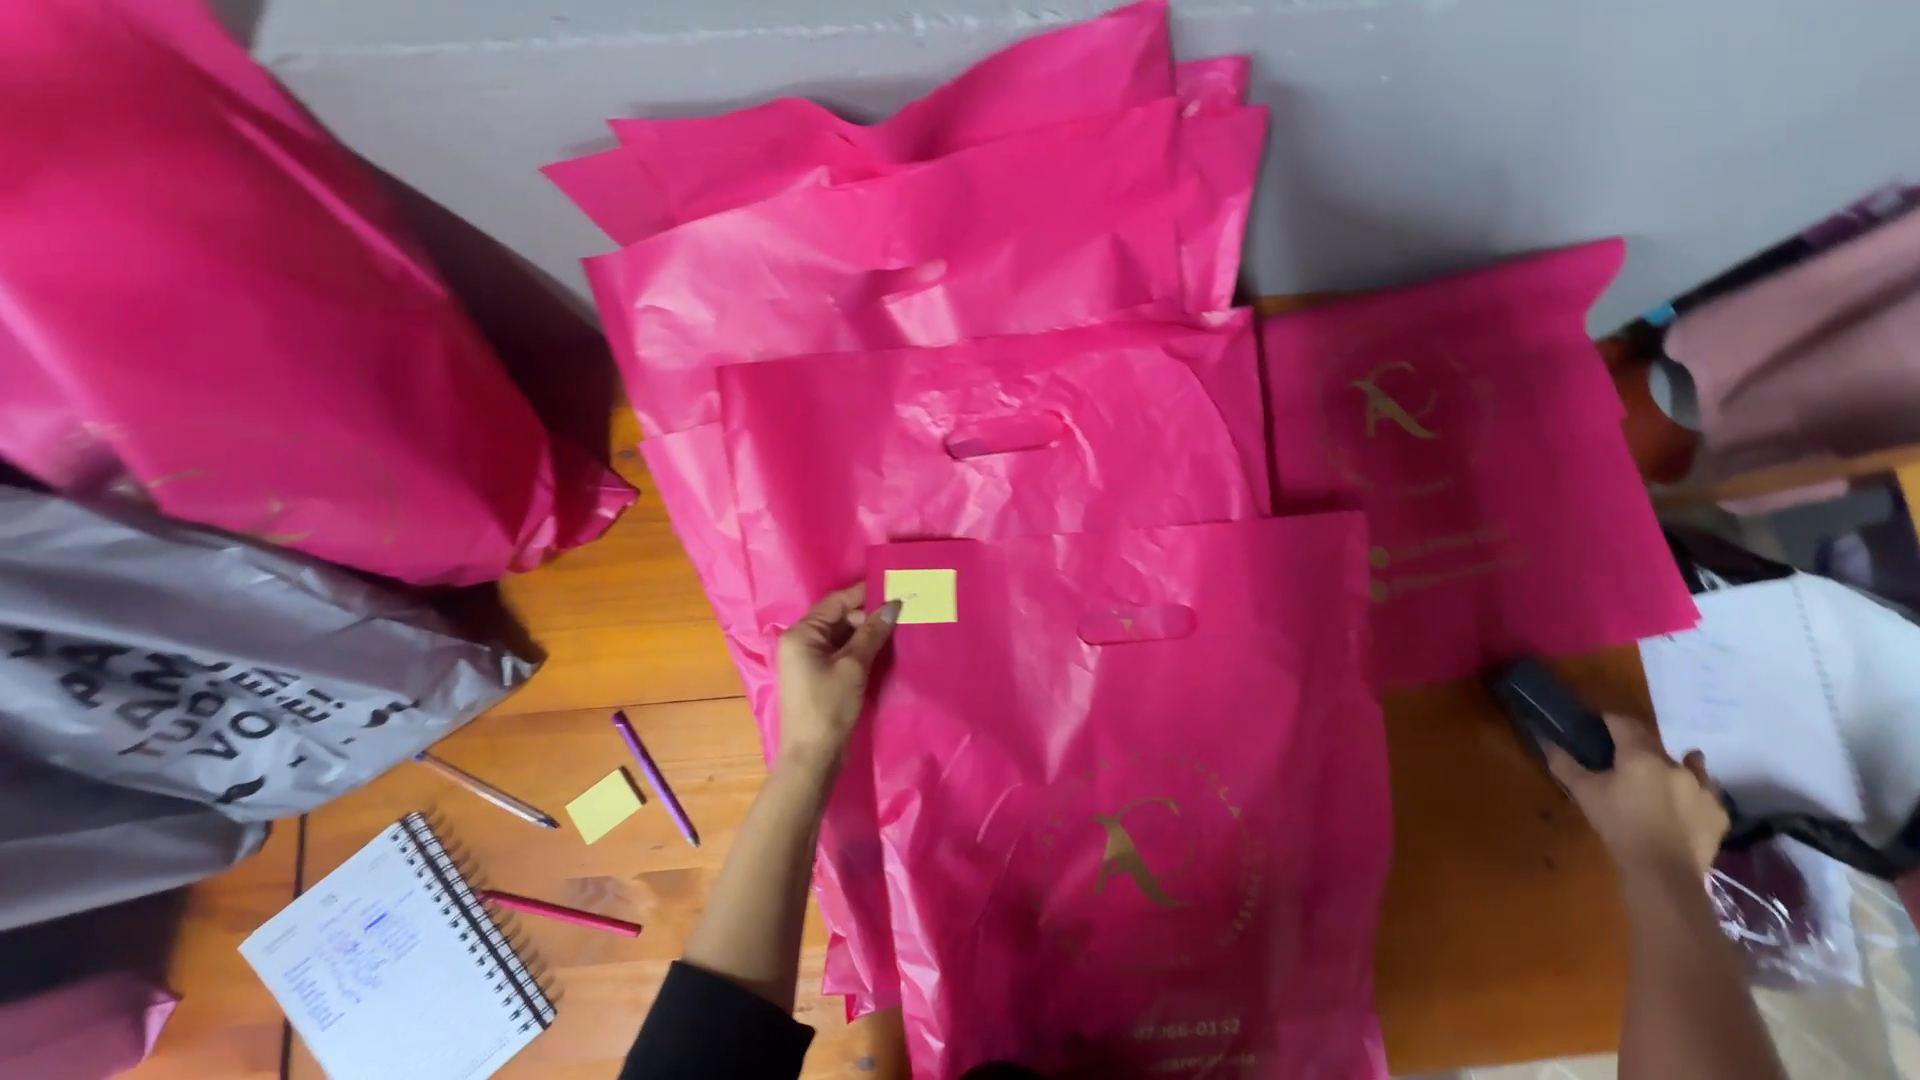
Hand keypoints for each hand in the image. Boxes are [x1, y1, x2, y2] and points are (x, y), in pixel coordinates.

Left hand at [776, 584, 900, 767]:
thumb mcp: (853, 667)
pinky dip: (859, 649)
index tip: (894, 589)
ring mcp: (807, 660)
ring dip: (865, 633)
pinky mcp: (817, 676)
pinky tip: (881, 649)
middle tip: (901, 614)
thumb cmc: (829, 707)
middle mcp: (800, 641)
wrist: (813, 756)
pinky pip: (840, 652)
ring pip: (841, 635)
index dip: (865, 595)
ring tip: (896, 629)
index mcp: (801, 633)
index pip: (836, 602)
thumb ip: (872, 633)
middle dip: (868, 615)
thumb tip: (893, 605)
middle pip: (838, 617)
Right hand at [1546, 714, 1728, 879]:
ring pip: (1688, 764)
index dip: (1610, 720)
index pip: (1624, 723)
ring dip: (1673, 763)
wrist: (1663, 870)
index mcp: (1640, 756)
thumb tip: (1547, 742)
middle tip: (1621, 757)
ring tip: (1661, 771)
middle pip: (1654, 743)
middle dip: (1637, 745)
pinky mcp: (1719, 810)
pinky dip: (1695, 788)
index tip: (1598, 723)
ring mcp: (1703, 788)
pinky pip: (1707, 790)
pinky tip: (1686, 796)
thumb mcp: (1584, 793)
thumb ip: (1564, 764)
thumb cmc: (1618, 825)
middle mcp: (1676, 764)